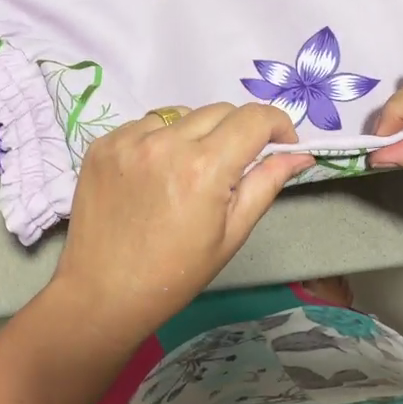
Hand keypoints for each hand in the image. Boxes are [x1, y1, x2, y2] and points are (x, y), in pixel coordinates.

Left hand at [52, 103, 313, 339]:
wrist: (102, 292)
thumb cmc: (175, 273)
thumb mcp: (231, 234)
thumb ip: (265, 184)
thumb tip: (300, 155)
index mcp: (204, 167)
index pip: (254, 119)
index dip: (278, 125)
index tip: (282, 144)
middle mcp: (166, 142)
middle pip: (220, 110)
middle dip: (239, 131)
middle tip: (235, 165)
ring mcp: (129, 139)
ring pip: (182, 114)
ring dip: (197, 133)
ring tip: (188, 172)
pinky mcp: (104, 142)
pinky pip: (145, 125)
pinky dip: (160, 140)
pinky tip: (154, 174)